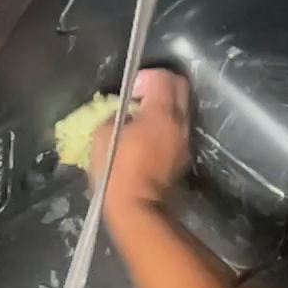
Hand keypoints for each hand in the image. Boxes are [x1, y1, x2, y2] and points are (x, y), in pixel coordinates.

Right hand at [90, 69, 190, 214]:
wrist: (138, 210)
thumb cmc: (116, 172)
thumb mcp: (103, 137)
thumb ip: (115, 116)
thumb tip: (124, 114)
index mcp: (160, 114)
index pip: (162, 77)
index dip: (144, 77)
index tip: (130, 90)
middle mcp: (179, 123)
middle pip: (179, 87)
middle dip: (160, 85)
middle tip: (139, 97)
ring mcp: (185, 140)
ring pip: (182, 109)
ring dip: (164, 106)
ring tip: (142, 119)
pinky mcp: (184, 156)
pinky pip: (178, 129)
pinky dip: (166, 125)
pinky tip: (147, 138)